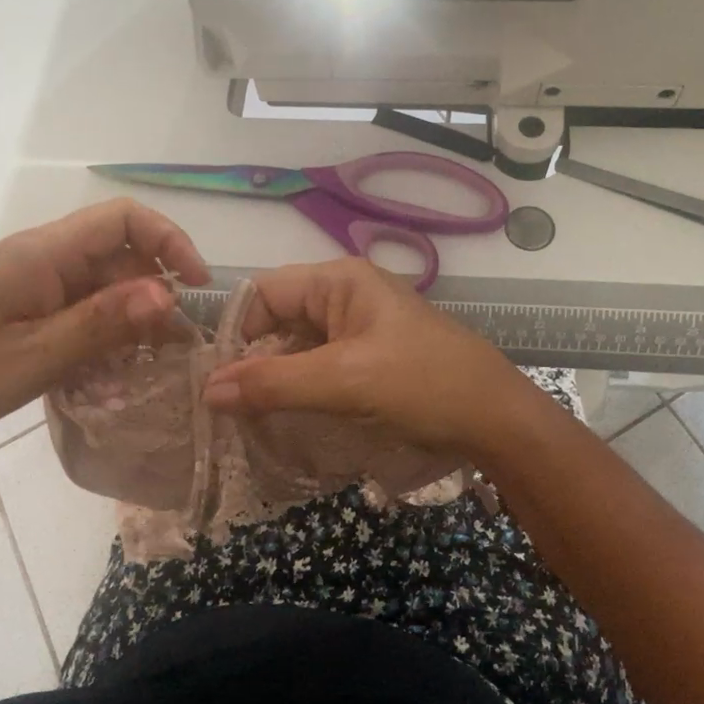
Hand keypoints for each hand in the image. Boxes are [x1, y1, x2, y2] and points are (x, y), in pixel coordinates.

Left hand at [0, 199, 209, 446]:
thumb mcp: (34, 357)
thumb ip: (101, 324)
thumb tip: (169, 295)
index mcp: (41, 254)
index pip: (121, 218)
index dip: (168, 240)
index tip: (196, 285)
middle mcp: (46, 259)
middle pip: (123, 254)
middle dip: (158, 291)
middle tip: (177, 344)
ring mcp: (42, 285)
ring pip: (111, 285)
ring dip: (138, 319)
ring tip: (155, 364)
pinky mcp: (38, 311)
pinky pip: (91, 310)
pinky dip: (114, 335)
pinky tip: (122, 371)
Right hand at [201, 257, 539, 452]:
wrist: (496, 419)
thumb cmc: (422, 385)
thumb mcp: (343, 382)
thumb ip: (274, 384)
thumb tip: (207, 390)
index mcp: (339, 281)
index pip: (263, 292)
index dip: (234, 333)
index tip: (213, 382)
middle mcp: (347, 296)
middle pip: (278, 321)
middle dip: (251, 362)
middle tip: (226, 410)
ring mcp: (361, 329)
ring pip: (298, 349)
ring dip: (275, 382)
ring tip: (250, 422)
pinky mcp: (371, 361)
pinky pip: (321, 369)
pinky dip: (301, 393)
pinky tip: (288, 422)